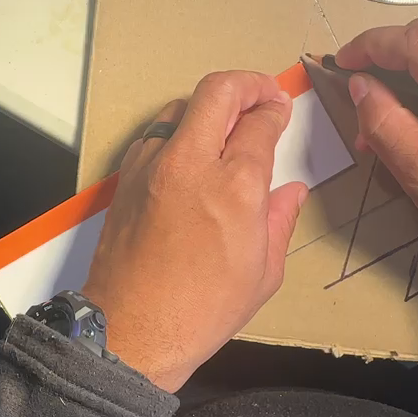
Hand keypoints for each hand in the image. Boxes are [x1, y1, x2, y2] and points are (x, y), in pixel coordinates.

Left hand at [79, 72, 309, 391]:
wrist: (131, 332)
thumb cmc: (203, 311)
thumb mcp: (263, 273)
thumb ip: (280, 221)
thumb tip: (290, 191)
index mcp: (235, 187)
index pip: (259, 122)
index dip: (275, 109)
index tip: (281, 111)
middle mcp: (191, 163)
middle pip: (218, 91)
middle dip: (247, 84)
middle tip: (262, 95)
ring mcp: (152, 167)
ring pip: (182, 105)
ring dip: (209, 105)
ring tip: (227, 123)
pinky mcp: (126, 179)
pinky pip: (156, 134)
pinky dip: (179, 130)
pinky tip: (191, 152)